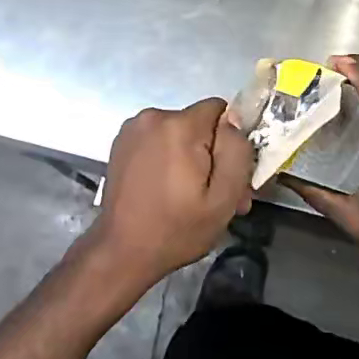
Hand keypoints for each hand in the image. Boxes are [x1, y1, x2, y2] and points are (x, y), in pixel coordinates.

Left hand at [86, 98, 254, 289]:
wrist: (122, 249)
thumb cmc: (176, 229)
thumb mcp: (222, 198)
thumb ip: (236, 152)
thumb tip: (235, 118)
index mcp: (178, 126)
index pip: (220, 109)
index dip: (231, 140)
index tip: (231, 173)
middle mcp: (153, 117)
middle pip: (198, 124)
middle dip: (212, 154)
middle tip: (217, 197)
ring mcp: (133, 128)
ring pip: (178, 133)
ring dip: (190, 158)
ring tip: (192, 197)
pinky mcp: (121, 141)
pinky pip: (157, 140)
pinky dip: (167, 158)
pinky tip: (167, 189)